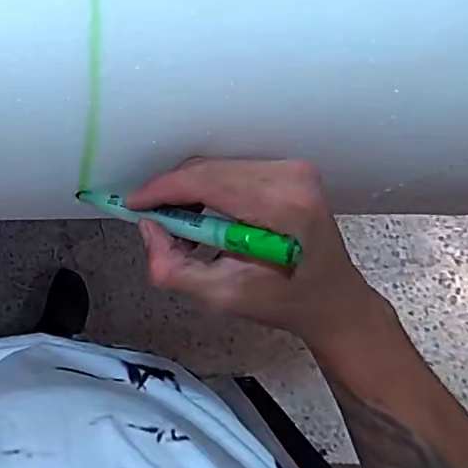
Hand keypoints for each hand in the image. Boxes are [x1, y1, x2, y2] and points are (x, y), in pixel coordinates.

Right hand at [128, 158, 398, 345]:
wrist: (333, 299)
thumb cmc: (283, 301)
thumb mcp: (222, 297)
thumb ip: (174, 267)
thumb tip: (148, 228)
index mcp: (281, 207)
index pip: (207, 181)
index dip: (163, 190)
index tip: (134, 205)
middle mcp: (290, 177)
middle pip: (208, 169)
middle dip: (173, 192)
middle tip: (155, 222)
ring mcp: (293, 169)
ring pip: (216, 166)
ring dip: (190, 190)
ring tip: (183, 225)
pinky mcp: (290, 168)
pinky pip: (231, 167)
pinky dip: (209, 187)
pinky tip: (207, 215)